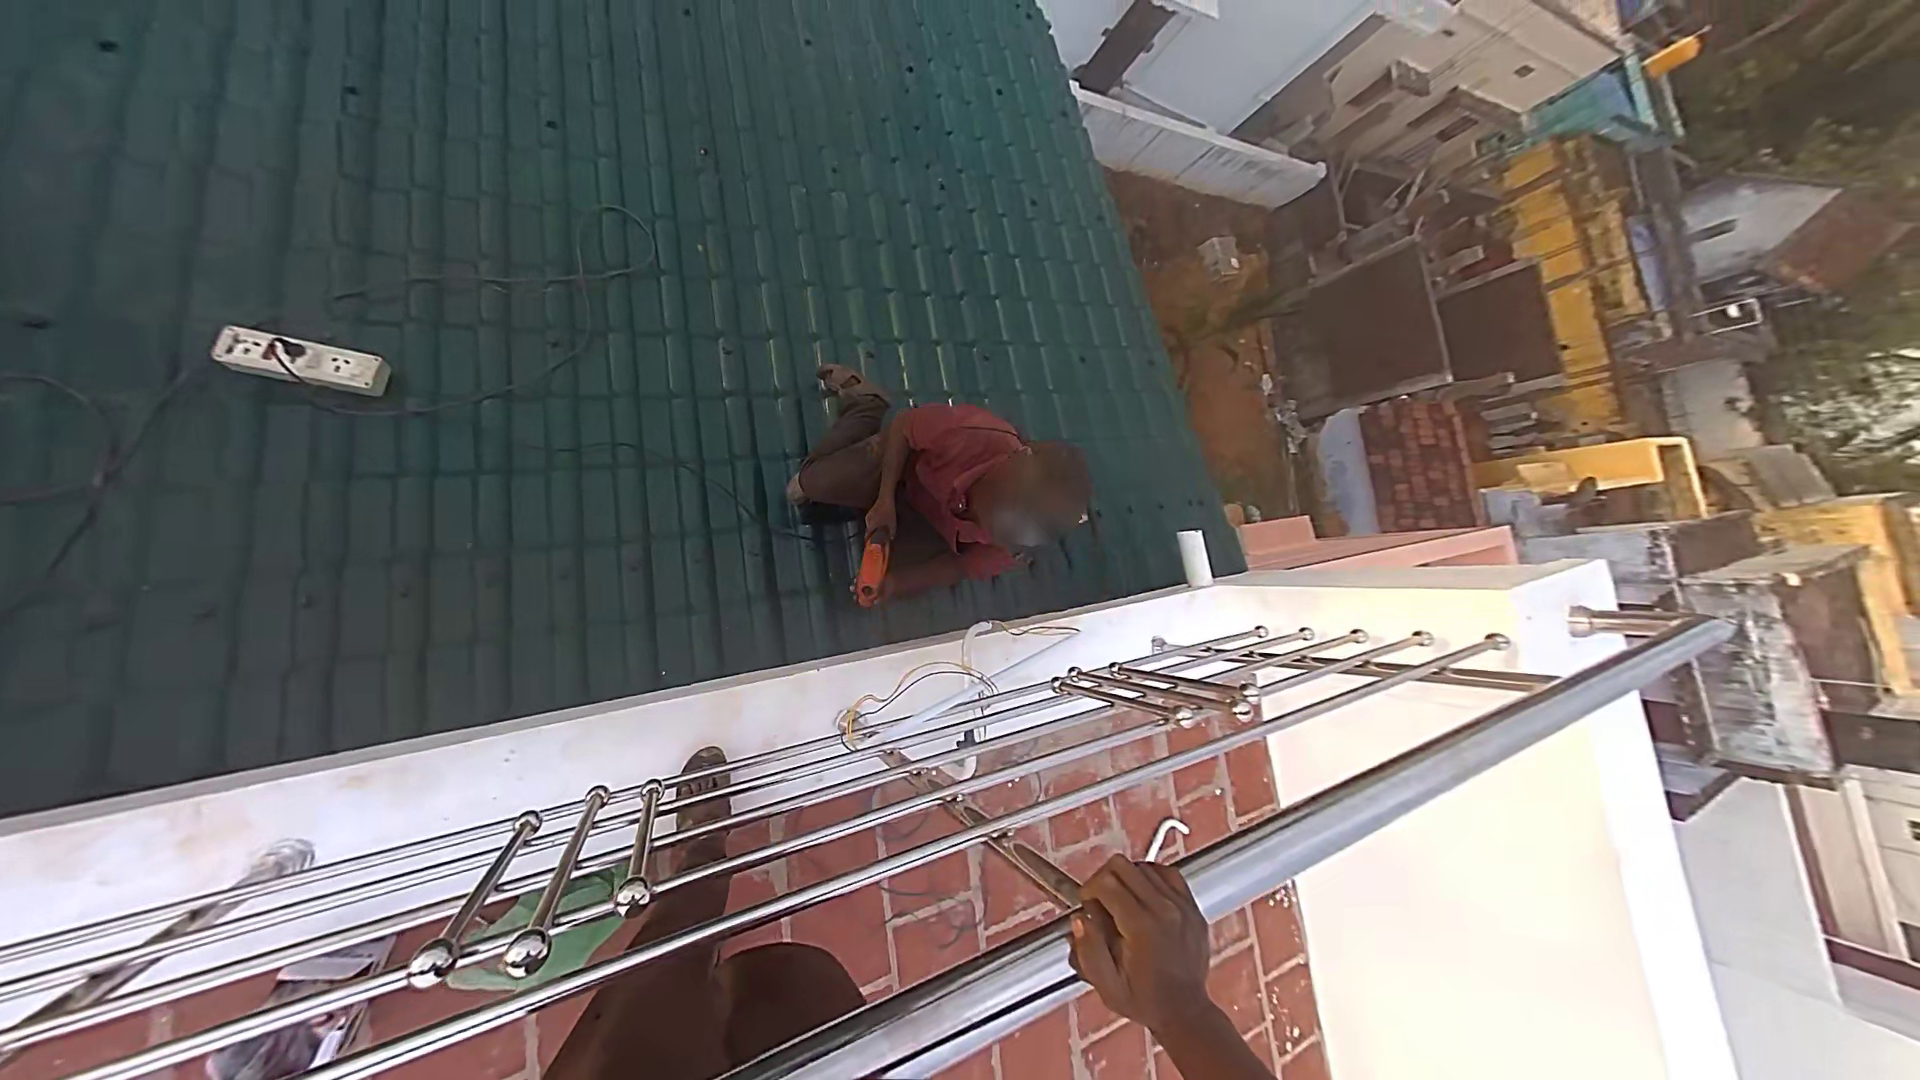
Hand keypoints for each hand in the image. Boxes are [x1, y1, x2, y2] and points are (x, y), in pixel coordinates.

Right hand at [865, 495, 896, 539]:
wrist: (886, 498)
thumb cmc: (888, 512)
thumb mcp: (892, 524)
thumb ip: (891, 533)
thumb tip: (891, 539)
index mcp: (871, 525)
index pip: (867, 535)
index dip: (868, 541)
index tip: (869, 545)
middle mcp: (867, 520)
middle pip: (868, 530)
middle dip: (872, 535)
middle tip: (876, 539)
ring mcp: (868, 515)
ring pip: (870, 525)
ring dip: (874, 529)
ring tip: (879, 532)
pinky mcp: (871, 511)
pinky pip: (871, 520)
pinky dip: (875, 524)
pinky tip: (880, 524)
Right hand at [1069, 856, 1213, 1034]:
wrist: (1186, 1013)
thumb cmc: (1145, 1000)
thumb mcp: (1108, 987)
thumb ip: (1088, 952)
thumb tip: (1079, 919)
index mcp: (1142, 927)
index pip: (1106, 882)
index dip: (1089, 889)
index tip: (1087, 904)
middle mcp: (1164, 909)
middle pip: (1122, 865)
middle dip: (1103, 878)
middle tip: (1100, 900)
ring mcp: (1181, 905)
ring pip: (1141, 866)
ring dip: (1126, 879)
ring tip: (1122, 902)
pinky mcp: (1192, 906)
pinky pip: (1166, 872)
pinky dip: (1150, 877)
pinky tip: (1143, 895)